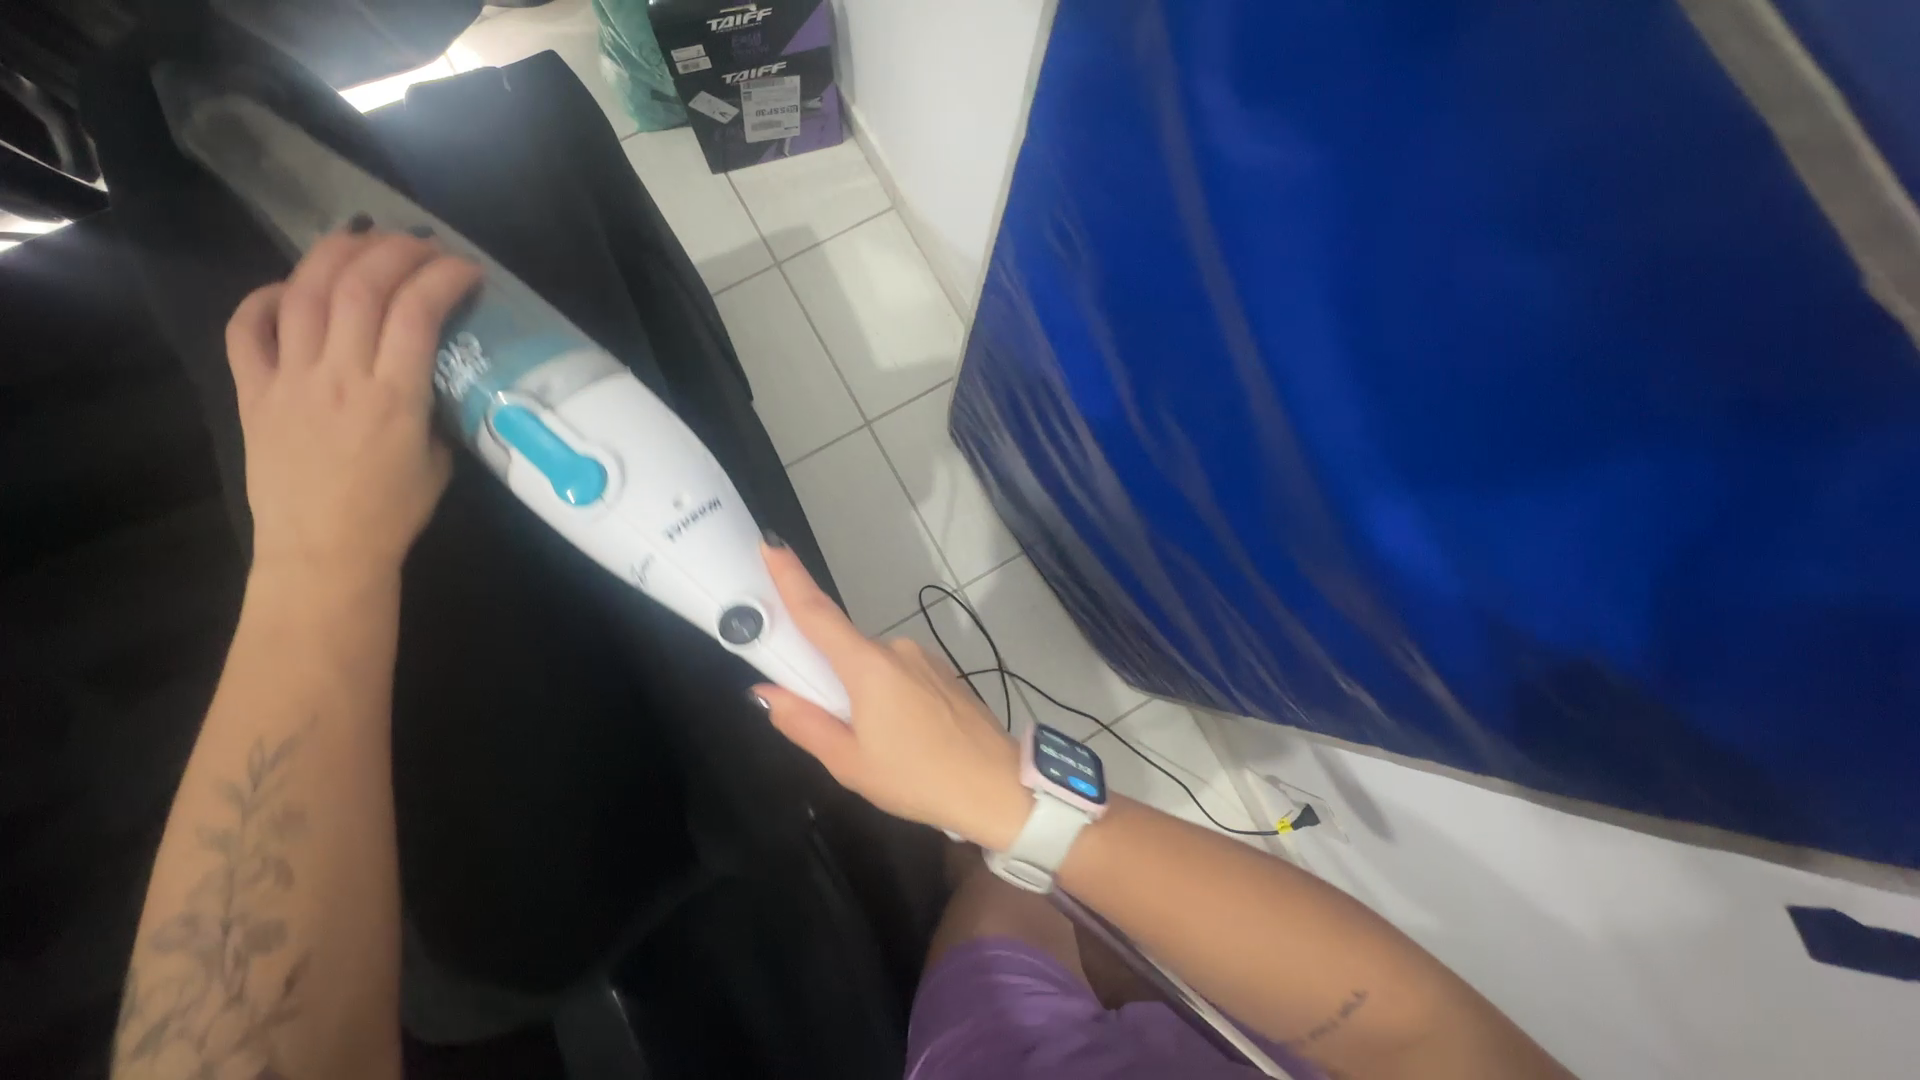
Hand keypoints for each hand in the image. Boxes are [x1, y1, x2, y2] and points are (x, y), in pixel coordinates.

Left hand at [225, 227, 482, 581]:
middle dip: (397, 252)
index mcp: (395, 397)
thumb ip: (434, 408)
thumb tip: (431, 375)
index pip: (419, 312)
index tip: (469, 270)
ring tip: (364, 239)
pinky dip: (266, 297)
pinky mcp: (252, 391)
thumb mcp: (440, 460)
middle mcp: (339, 376)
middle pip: (361, 287)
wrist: (324, 552)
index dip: (445, 278)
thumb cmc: (394, 513)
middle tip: (424, 244)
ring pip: (304, 292)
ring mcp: (289, 379)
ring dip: (337, 255)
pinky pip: (247, 328)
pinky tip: (290, 288)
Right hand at [752, 544, 1034, 849]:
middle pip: (842, 649)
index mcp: (869, 666)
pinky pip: (897, 675)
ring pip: (871, 667)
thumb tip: (767, 693)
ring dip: (859, 693)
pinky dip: (886, 696)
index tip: (771, 546)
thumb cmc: (919, 778)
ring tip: (878, 745)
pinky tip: (903, 736)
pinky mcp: (943, 672)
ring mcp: (924, 658)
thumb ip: (804, 723)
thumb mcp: (849, 763)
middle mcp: (896, 649)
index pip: (818, 613)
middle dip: (825, 678)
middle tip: (833, 727)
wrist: (997, 787)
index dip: (790, 579)